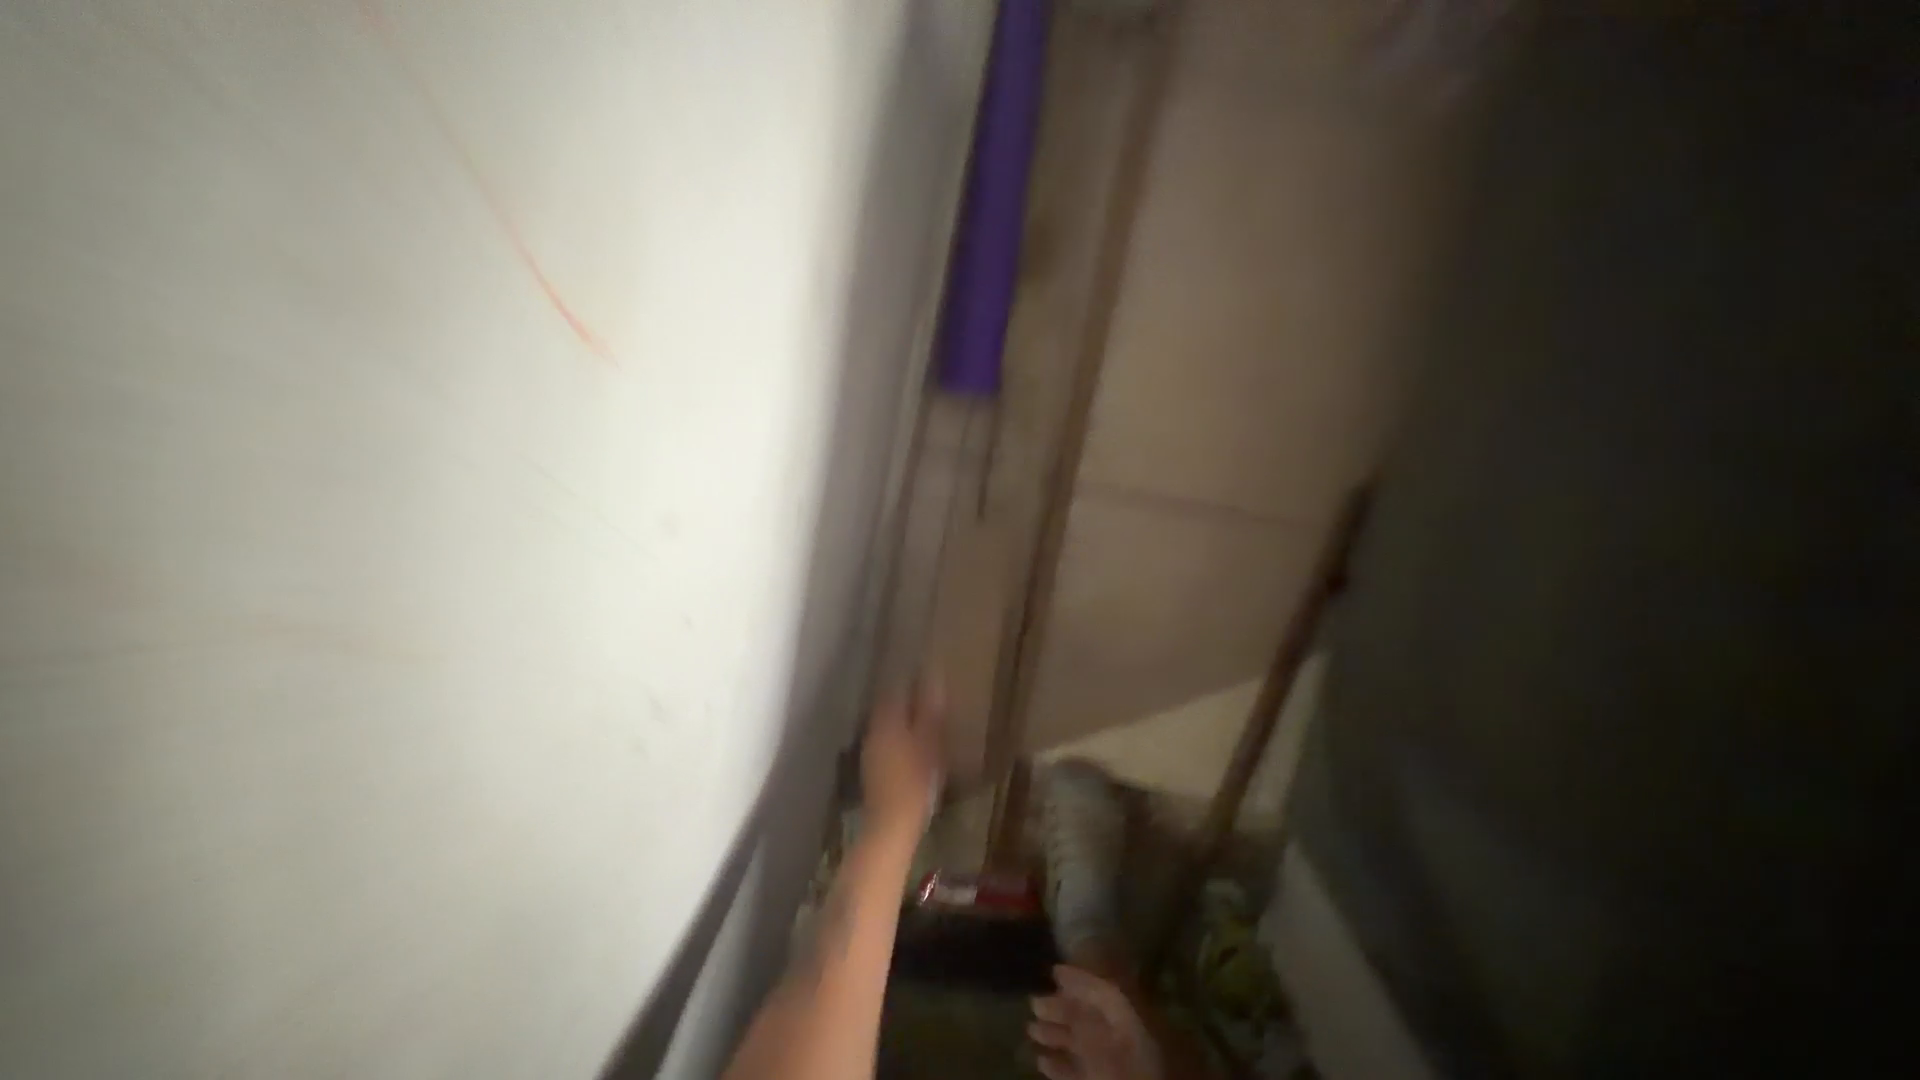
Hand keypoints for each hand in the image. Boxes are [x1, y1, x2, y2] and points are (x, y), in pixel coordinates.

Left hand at [860, 676, 945, 835]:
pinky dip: (900, 736)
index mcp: (887, 722)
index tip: (924, 669)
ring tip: (924, 715)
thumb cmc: (914, 782)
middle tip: (927, 690)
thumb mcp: (930, 744)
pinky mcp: (873, 770)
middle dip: (906, 697)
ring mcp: (871, 752)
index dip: (909, 677)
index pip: (895, 689)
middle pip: (889, 706)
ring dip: (903, 717)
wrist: (892, 825)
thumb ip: (931, 712)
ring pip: (887, 724)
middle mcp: (874, 732)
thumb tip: (934, 678)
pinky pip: (888, 741)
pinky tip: (915, 743)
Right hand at [1030, 966, 1164, 1079]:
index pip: (1101, 990)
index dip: (1078, 979)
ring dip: (1054, 1035)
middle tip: (1033, 1002)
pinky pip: (1078, 1073)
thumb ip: (1094, 1002)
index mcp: (1128, 1016)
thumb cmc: (1141, 1061)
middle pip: (1086, 1017)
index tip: (1053, 971)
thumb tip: (1067, 983)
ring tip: (1030, 1028)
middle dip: (1059, 1008)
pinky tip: (1041, 1060)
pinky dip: (1059, 1067)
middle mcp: (1119, 1037)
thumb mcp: (1117, 1023)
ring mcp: (1111, 1063)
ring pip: (1079, 1044)